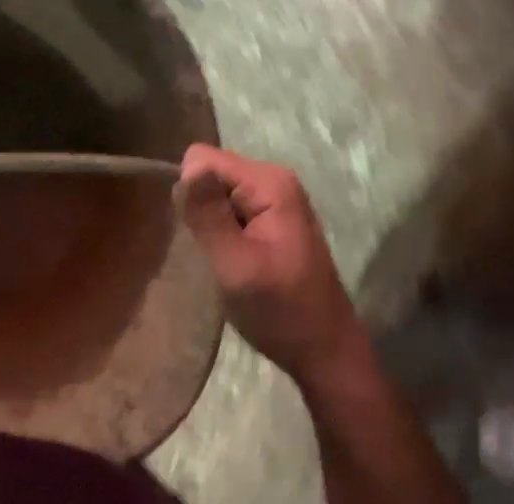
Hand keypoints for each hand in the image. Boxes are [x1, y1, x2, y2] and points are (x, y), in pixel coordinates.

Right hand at [174, 145, 369, 384]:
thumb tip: (186, 168)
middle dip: (201, 207)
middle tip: (217, 251)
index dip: (193, 195)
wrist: (326, 355)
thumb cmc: (281, 313)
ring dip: (210, 221)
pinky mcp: (272, 217)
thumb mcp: (236, 266)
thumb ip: (209, 215)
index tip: (206, 236)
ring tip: (224, 258)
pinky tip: (233, 259)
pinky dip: (222, 230)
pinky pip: (228, 205)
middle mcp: (274, 179)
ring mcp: (275, 198)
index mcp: (269, 182)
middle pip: (209, 170)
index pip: (200, 158)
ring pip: (215, 189)